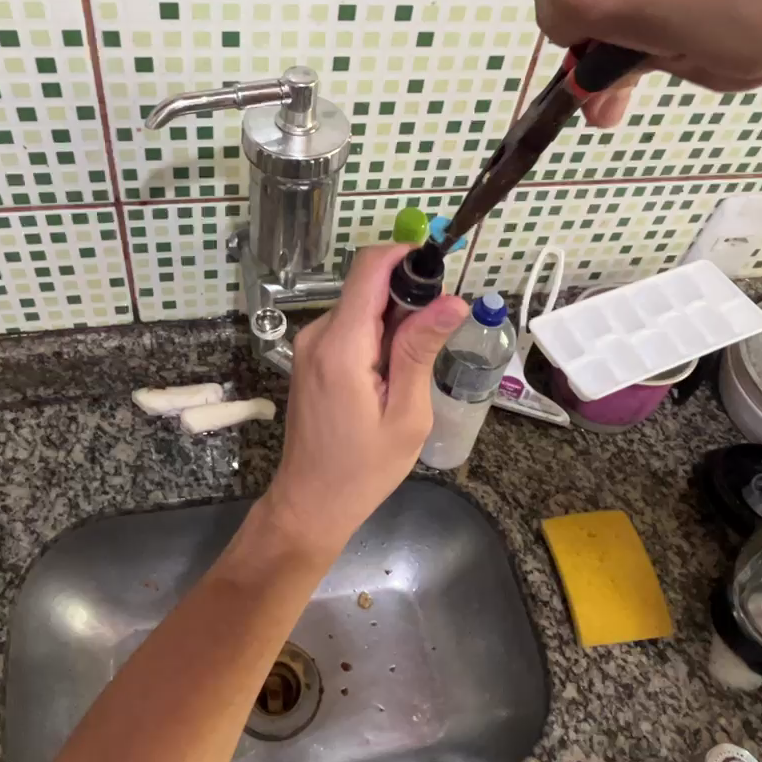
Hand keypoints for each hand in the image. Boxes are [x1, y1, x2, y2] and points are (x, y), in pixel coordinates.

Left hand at [261, 246, 468, 554]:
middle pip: (367, 285)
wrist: (311, 503)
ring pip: (360, 305)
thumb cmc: (364, 469)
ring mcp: (310, 345)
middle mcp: (318, 334)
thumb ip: (421, 351)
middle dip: (408, 298)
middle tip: (434, 343)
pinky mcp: (311, 358)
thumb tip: (452, 300)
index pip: (370, 267)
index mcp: (341, 346)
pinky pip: (350, 327)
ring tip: (411, 372)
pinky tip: (390, 376)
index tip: (441, 279)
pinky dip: (376, 337)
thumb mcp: (406, 414)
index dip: (408, 258)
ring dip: (394, 322)